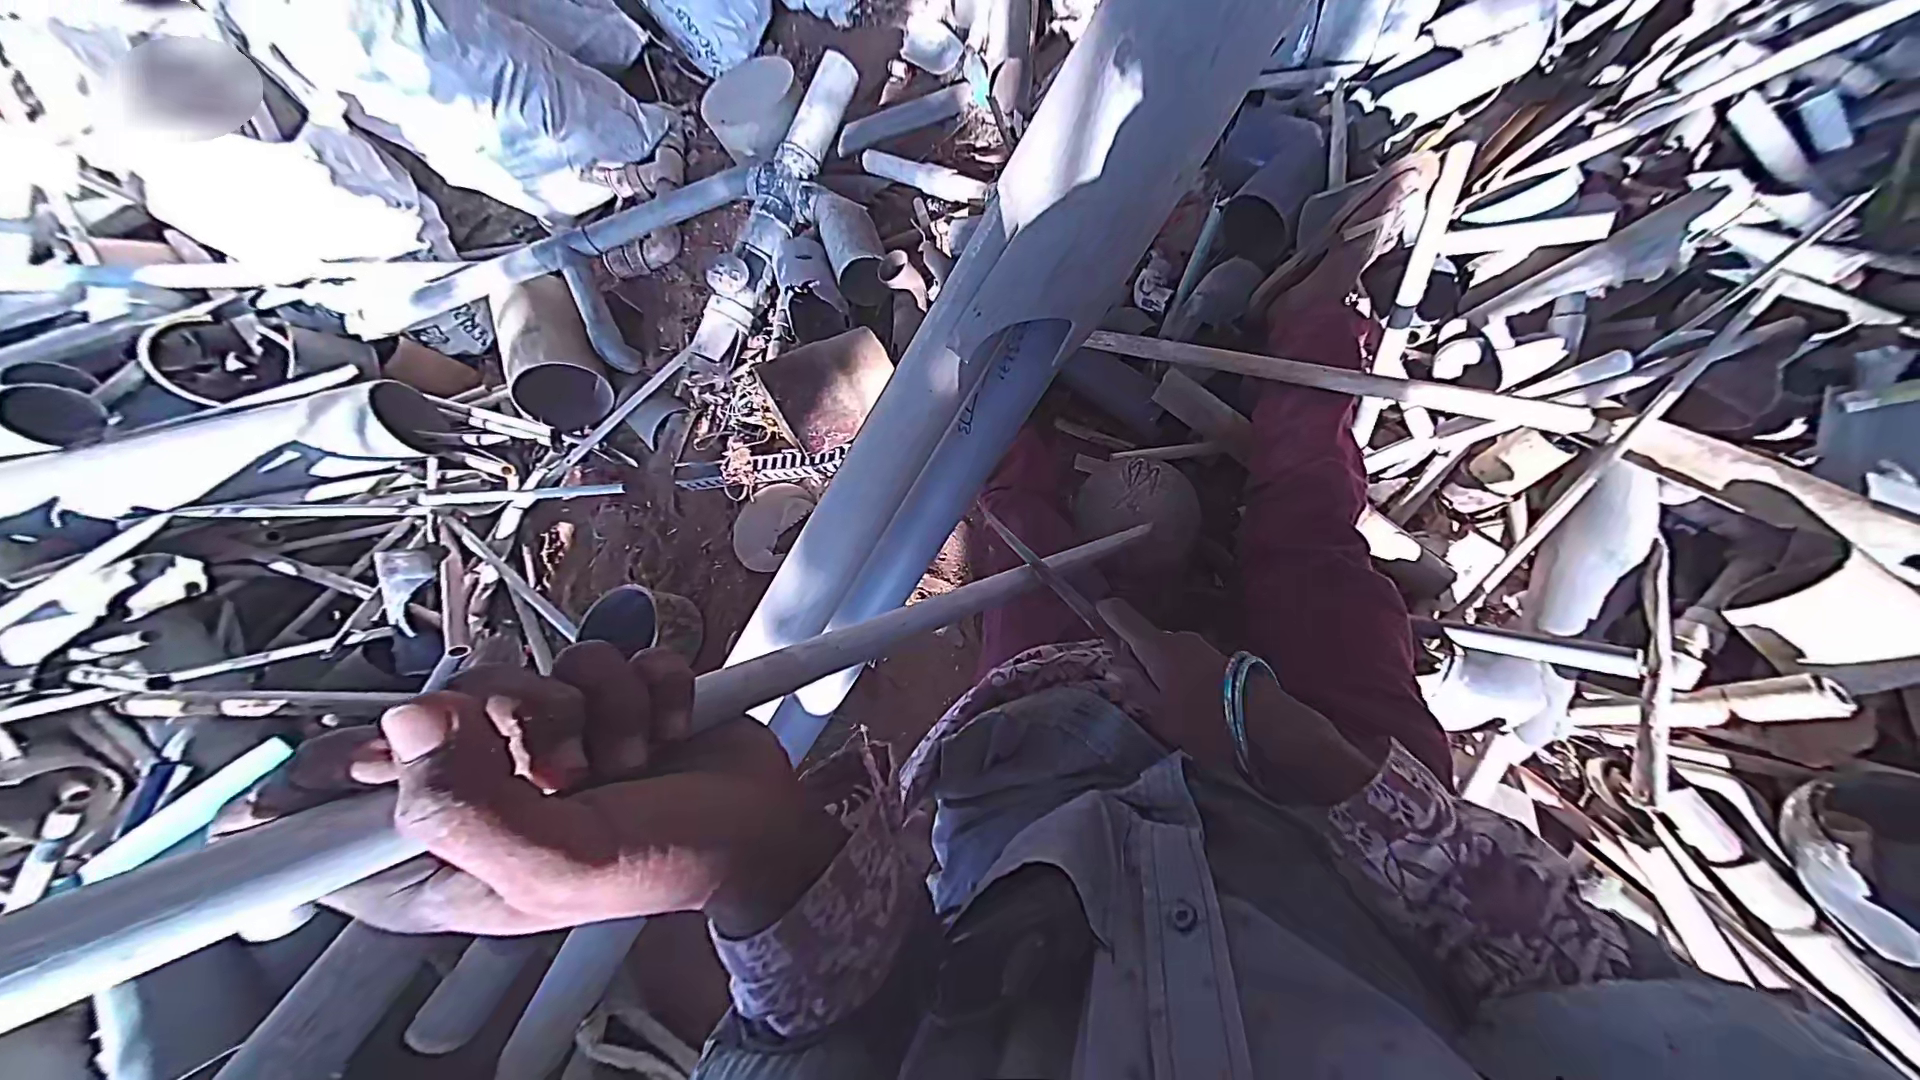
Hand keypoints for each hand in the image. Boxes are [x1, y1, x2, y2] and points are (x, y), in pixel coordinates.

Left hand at [216, 644, 844, 936]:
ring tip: (636, 755)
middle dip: (531, 715)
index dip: (360, 759)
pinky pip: (620, 652)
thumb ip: (467, 810)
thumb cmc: (668, 863)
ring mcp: (562, 732)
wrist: (758, 826)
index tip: (434, 745)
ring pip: (551, 664)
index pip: (321, 804)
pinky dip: (656, 684)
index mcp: (448, 853)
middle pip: (458, 698)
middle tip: (571, 765)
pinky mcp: (618, 697)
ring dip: (610, 705)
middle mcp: (496, 783)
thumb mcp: (560, 863)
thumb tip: (409, 722)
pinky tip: (668, 728)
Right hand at [1098, 599, 1380, 804]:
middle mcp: (1178, 636)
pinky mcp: (1219, 659)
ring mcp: (1201, 646)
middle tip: (1132, 691)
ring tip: (1162, 704)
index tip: (1094, 624)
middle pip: (1143, 637)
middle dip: (1132, 657)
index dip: (1103, 615)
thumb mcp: (1160, 713)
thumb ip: (1133, 686)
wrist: (1272, 729)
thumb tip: (1113, 666)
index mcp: (1157, 646)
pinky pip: (1184, 659)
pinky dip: (1176, 674)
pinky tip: (1186, 703)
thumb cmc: (1208, 723)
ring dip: (1157, 669)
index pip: (1120, 614)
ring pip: (1164, 651)